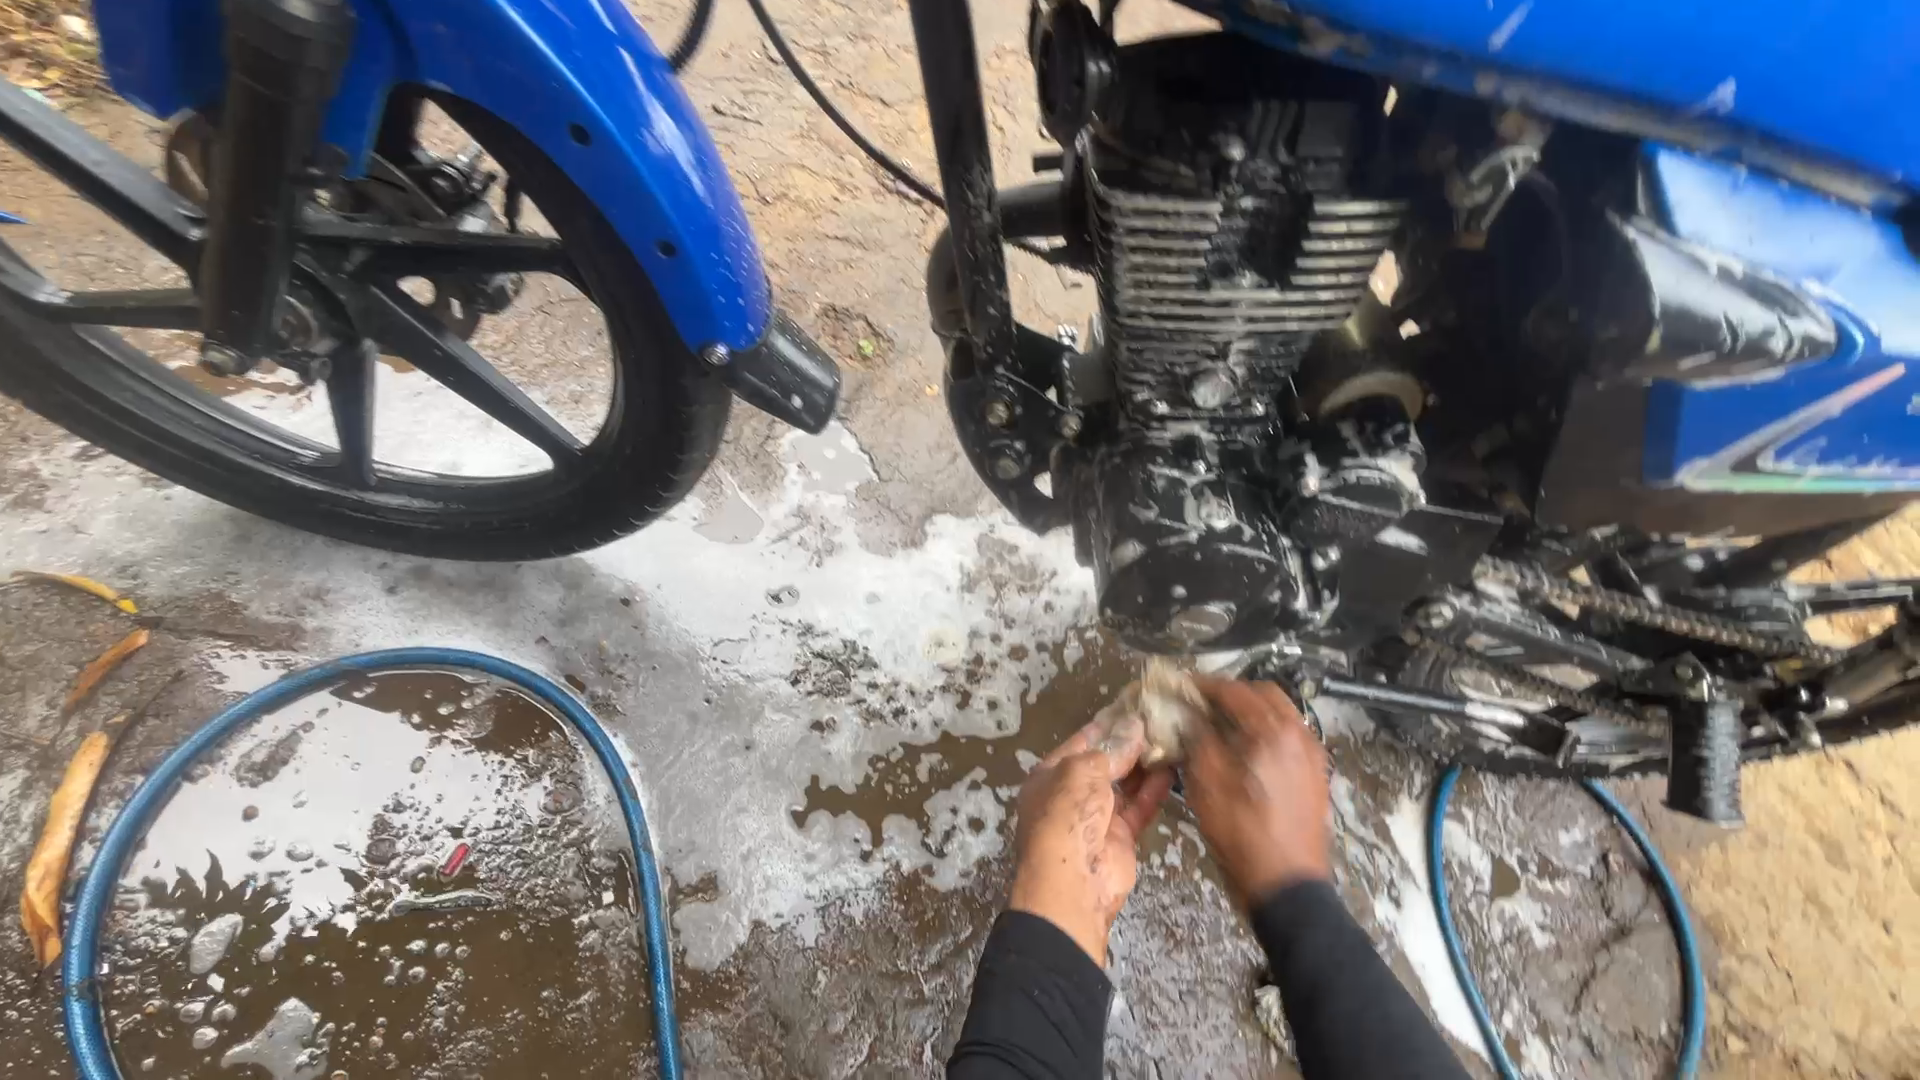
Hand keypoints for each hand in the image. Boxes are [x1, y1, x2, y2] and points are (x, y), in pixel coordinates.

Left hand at [1007, 713, 1175, 966]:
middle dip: (1128, 744)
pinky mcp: (1120, 836)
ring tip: (1170, 739)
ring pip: (1124, 784)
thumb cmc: (1067, 813)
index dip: (1106, 725)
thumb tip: (1134, 727)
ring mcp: (1096, 816)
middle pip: (1104, 762)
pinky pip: (1138, 806)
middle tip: (1159, 722)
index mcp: (1050, 774)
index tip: (1132, 708)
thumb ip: (1111, 750)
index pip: (1080, 742)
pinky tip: (1171, 769)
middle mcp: (1072, 792)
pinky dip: (1153, 789)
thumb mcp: (1083, 771)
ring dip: (1144, 765)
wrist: (1073, 880)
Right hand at [1184, 678, 1331, 905]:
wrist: (1288, 886)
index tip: (1182, 687)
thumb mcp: (1206, 785)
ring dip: (1252, 710)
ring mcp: (1313, 754)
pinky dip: (1267, 731)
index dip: (1204, 686)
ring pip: (1281, 713)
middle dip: (1232, 693)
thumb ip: (1199, 740)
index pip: (1235, 691)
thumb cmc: (1242, 834)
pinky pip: (1291, 736)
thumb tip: (1192, 716)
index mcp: (1273, 732)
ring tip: (1222, 724)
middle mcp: (1300, 734)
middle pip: (1264, 694)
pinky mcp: (1317, 774)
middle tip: (1203, 702)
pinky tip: (1246, 749)